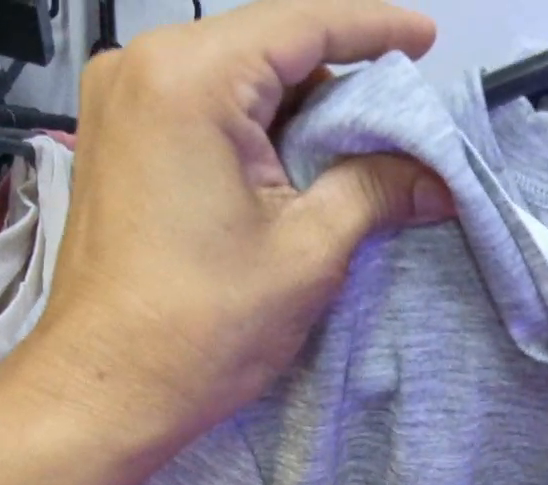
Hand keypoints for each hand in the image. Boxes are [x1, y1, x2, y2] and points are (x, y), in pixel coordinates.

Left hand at [24, 0, 454, 445]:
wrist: (112, 386)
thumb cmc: (203, 323)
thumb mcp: (309, 251)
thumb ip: (375, 192)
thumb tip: (436, 179)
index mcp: (188, 81)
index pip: (299, 26)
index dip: (373, 28)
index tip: (426, 37)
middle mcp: (144, 72)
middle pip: (269, 50)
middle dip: (344, 82)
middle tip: (408, 121)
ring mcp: (125, 107)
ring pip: (243, 85)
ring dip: (309, 115)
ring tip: (371, 155)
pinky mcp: (125, 146)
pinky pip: (213, 116)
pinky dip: (269, 136)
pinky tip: (312, 170)